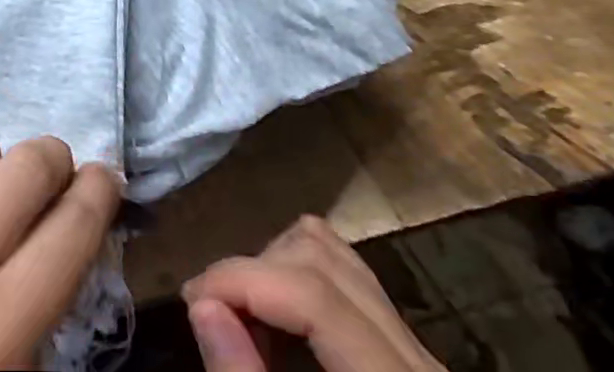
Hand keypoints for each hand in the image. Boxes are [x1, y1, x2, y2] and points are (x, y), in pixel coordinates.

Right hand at [183, 216, 444, 371]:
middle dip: (250, 273)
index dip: (242, 279)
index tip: (191, 301)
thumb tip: (201, 302)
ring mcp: (417, 349)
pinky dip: (293, 274)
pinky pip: (344, 272)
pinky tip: (272, 317)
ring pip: (332, 252)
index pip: (315, 294)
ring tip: (242, 316)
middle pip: (320, 259)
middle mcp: (422, 360)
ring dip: (270, 267)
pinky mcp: (404, 348)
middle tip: (210, 315)